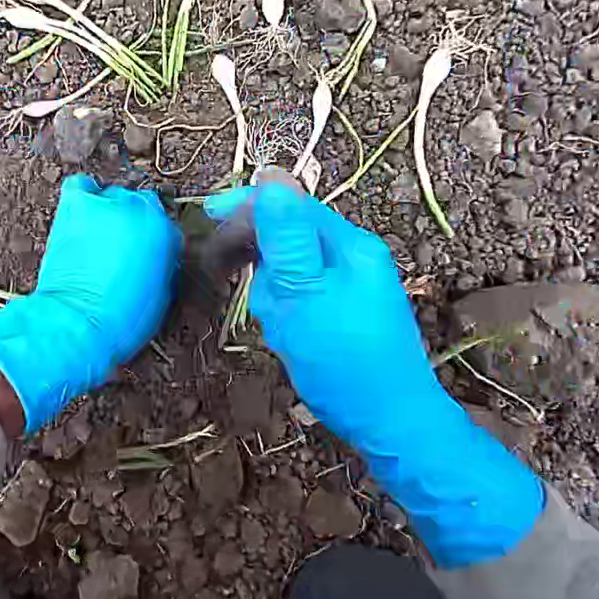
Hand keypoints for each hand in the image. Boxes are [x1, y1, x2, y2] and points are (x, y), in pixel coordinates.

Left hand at [0, 176, 179, 432]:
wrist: (78, 325)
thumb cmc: (120, 320)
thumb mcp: (162, 297)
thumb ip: (165, 266)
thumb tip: (160, 258)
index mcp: (166, 234)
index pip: (167, 222)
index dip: (155, 238)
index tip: (146, 249)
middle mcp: (142, 212)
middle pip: (143, 203)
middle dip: (135, 222)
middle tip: (122, 244)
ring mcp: (109, 205)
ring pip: (114, 195)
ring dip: (110, 211)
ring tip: (100, 234)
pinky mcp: (77, 204)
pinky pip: (81, 186)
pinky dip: (83, 196)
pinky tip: (82, 213)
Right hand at [206, 185, 543, 565]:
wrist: (390, 422)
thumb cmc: (344, 360)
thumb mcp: (305, 295)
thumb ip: (287, 237)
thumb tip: (272, 175)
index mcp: (349, 244)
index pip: (290, 205)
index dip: (247, 208)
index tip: (208, 217)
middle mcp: (352, 256)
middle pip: (289, 236)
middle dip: (262, 264)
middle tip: (253, 297)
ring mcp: (350, 284)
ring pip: (290, 270)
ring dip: (273, 294)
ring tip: (281, 327)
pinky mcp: (343, 310)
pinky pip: (301, 295)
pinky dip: (286, 310)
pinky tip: (290, 335)